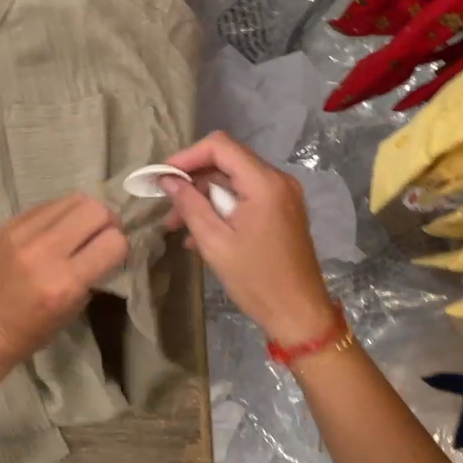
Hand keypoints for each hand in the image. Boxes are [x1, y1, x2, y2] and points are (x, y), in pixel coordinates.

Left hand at [0, 194, 128, 374]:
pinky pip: (49, 205)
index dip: (120, 246)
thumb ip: (94, 274)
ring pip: (74, 199)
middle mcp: (45, 252)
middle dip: (108, 221)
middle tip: (102, 235)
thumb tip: (110, 244)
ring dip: (86, 212)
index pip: (113, 242)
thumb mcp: (72, 310)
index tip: (115, 254)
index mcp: (65, 283)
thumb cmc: (29, 332)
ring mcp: (24, 233)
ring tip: (82, 229)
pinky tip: (58, 230)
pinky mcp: (10, 223)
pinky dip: (62, 214)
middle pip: (96, 210)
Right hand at [159, 132, 335, 348]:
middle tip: (167, 202)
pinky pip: (246, 195)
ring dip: (204, 196)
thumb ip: (190, 204)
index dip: (187, 156)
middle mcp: (277, 179)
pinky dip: (222, 206)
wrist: (300, 316)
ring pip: (234, 179)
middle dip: (193, 178)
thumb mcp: (215, 242)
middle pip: (227, 160)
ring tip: (177, 224)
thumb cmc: (257, 280)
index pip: (219, 146)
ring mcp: (283, 194)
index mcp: (264, 182)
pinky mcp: (282, 209)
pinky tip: (201, 233)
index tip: (162, 176)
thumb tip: (167, 179)